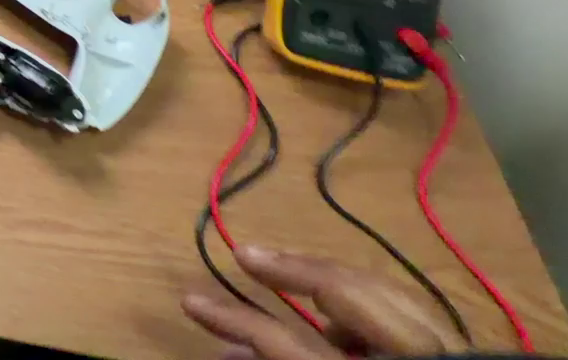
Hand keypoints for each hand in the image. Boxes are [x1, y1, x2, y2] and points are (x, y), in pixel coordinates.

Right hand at [183, 247, 463, 359]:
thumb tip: (225, 348)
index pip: (288, 342)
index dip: (234, 319)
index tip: (190, 301)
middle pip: (353, 296)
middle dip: (295, 268)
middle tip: (247, 257)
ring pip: (388, 295)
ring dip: (331, 284)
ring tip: (289, 278)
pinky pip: (414, 318)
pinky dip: (369, 309)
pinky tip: (340, 326)